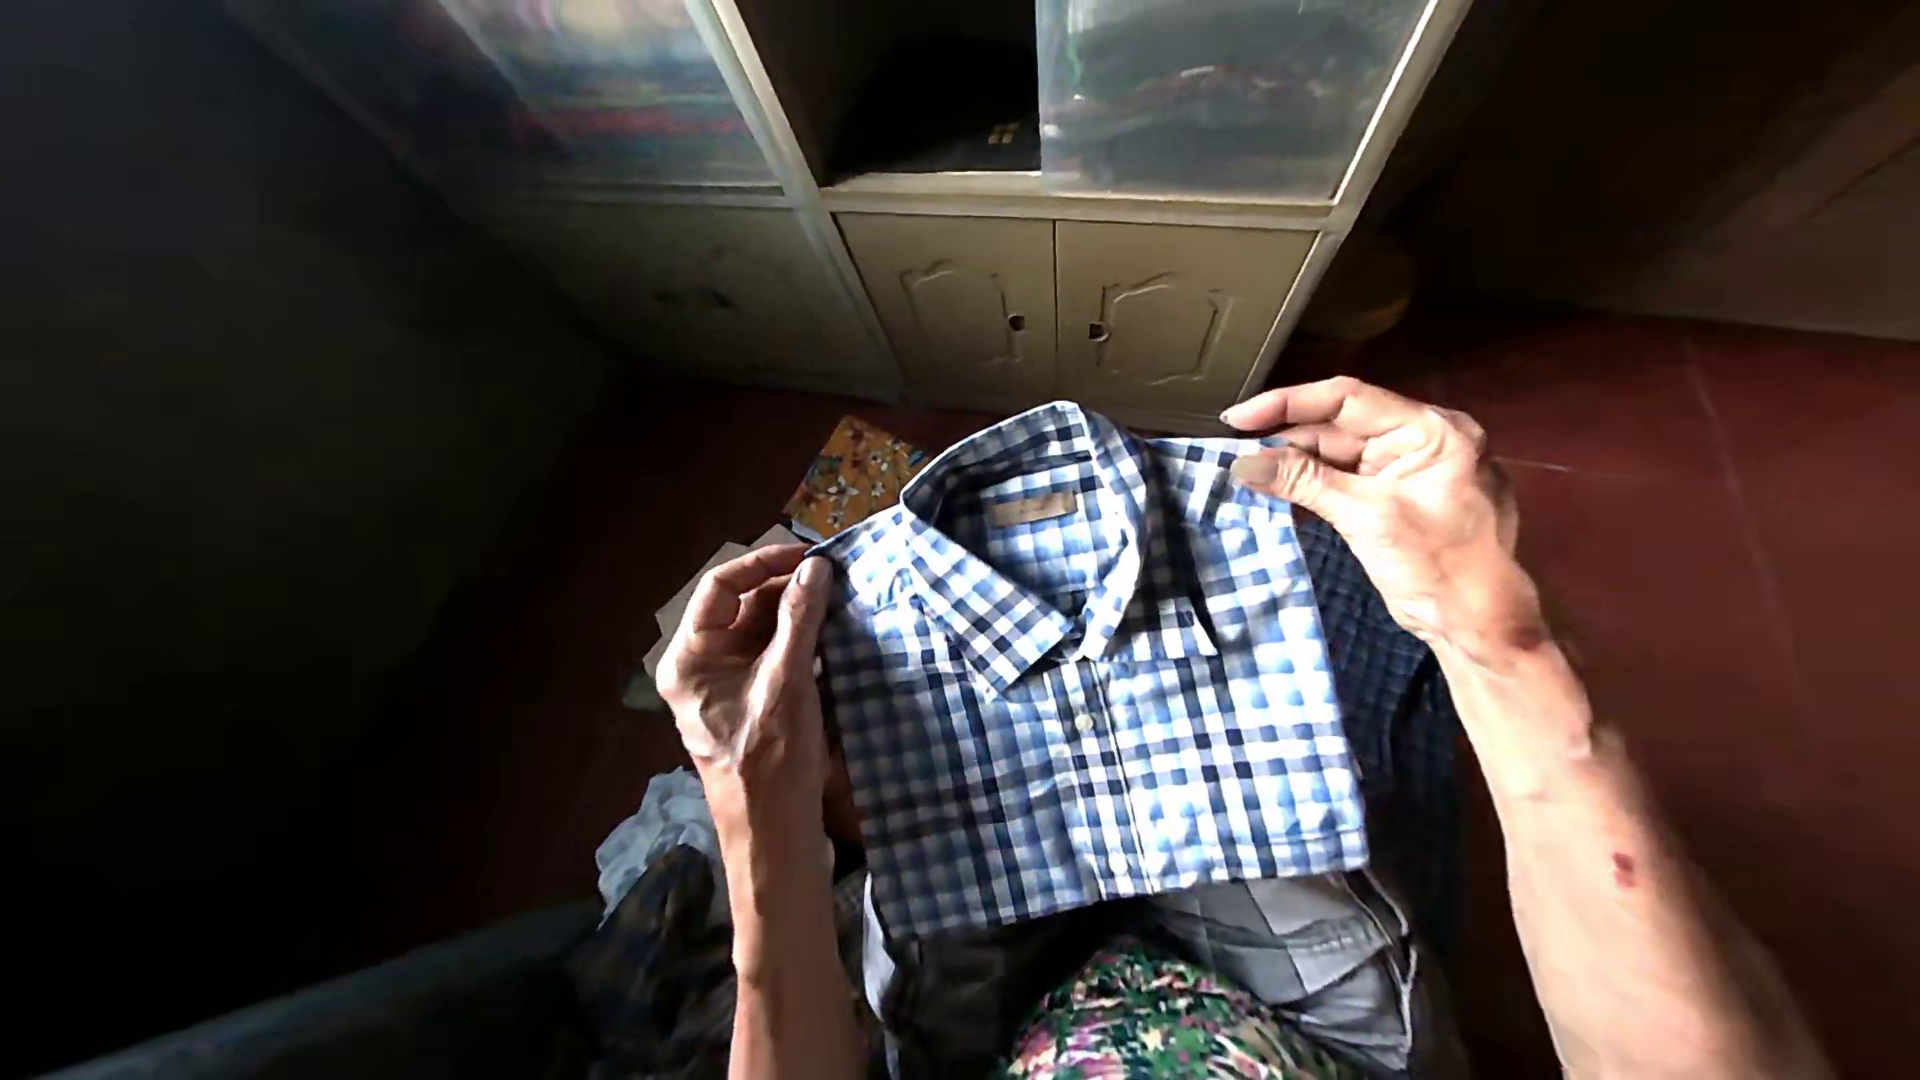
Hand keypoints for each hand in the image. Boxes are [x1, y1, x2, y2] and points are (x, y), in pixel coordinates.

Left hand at [656, 545, 832, 840]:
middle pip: (744, 605)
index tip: (810, 556)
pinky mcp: (753, 695)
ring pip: (763, 628)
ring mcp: (728, 681)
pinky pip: (775, 651)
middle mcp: (703, 664)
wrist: (777, 831)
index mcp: (691, 658)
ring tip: (838, 597)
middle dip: (788, 588)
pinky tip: (832, 628)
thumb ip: (800, 619)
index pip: (722, 586)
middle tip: (834, 577)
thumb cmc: (772, 758)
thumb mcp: (787, 681)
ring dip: (799, 612)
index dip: (765, 563)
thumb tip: (818, 567)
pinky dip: (802, 637)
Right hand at [1223, 376, 1539, 654]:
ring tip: (1245, 474)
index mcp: (1430, 431)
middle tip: (1234, 454)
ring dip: (1290, 464)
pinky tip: (1274, 492)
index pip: (1346, 399)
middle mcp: (1419, 439)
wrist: (1478, 626)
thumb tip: (1242, 463)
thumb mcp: (1366, 517)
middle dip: (1283, 439)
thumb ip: (1303, 482)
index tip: (1236, 419)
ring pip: (1333, 454)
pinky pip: (1339, 479)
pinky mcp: (1390, 496)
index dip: (1286, 403)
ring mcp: (1404, 469)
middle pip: (1336, 426)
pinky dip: (1306, 485)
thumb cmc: (1440, 566)